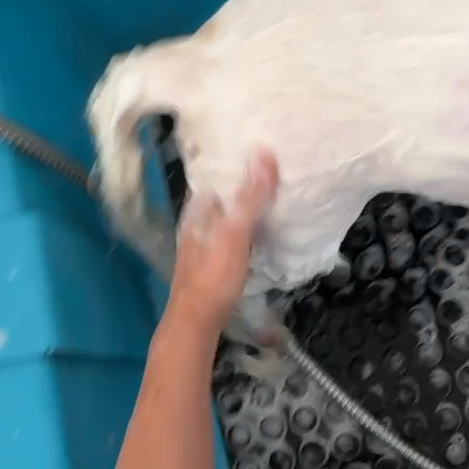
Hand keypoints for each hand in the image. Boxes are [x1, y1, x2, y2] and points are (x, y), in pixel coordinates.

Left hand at [163, 152, 278, 337]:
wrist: (196, 321)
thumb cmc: (214, 275)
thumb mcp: (235, 232)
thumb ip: (250, 196)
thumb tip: (263, 151)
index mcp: (197, 210)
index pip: (212, 174)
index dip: (231, 161)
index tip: (257, 147)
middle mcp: (196, 223)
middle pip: (220, 196)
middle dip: (240, 184)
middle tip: (272, 170)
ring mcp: (202, 245)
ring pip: (224, 218)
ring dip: (243, 208)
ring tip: (271, 196)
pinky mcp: (211, 265)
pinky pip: (231, 237)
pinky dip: (245, 230)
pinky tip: (259, 233)